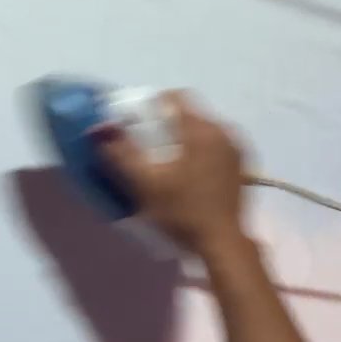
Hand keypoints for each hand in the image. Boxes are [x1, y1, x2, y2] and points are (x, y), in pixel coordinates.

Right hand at [94, 91, 248, 257]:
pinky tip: (186, 176)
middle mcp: (224, 131)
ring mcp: (236, 149)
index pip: (174, 97)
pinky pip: (214, 147)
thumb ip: (121, 153)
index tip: (133, 125)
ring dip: (181, 140)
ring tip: (164, 164)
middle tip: (144, 148)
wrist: (223, 244)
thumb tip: (99, 129)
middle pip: (188, 114)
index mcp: (201, 129)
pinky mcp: (241, 167)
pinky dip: (197, 153)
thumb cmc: (182, 212)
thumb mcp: (145, 184)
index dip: (149, 106)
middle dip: (164, 125)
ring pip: (202, 131)